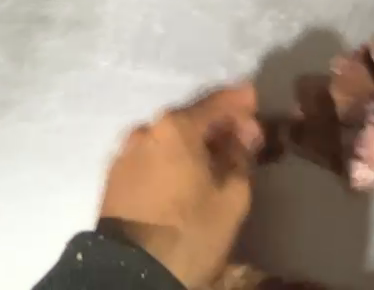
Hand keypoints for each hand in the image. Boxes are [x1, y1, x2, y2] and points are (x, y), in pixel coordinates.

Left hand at [99, 84, 262, 287]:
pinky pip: (152, 155)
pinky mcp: (114, 178)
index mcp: (176, 126)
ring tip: (215, 160)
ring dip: (195, 142)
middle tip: (243, 138)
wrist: (127, 280)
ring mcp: (126, 153)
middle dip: (219, 124)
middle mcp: (147, 129)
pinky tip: (187, 174)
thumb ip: (242, 156)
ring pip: (170, 137)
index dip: (243, 103)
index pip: (218, 102)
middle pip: (192, 116)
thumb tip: (243, 135)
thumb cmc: (188, 233)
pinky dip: (172, 158)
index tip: (259, 107)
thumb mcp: (232, 197)